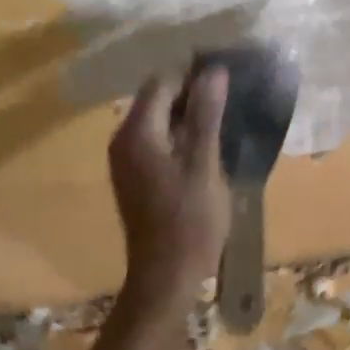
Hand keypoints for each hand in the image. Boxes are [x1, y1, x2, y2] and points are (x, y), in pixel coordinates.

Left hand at [108, 68, 229, 304]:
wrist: (165, 278)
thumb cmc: (189, 220)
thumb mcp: (204, 163)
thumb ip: (206, 114)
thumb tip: (214, 70)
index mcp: (137, 132)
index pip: (162, 82)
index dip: (193, 75)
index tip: (225, 77)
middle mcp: (122, 138)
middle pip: (156, 97)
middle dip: (189, 92)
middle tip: (226, 96)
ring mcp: (124, 159)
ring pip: (155, 118)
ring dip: (185, 113)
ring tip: (221, 117)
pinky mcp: (133, 175)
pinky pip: (154, 138)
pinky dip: (176, 133)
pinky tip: (203, 143)